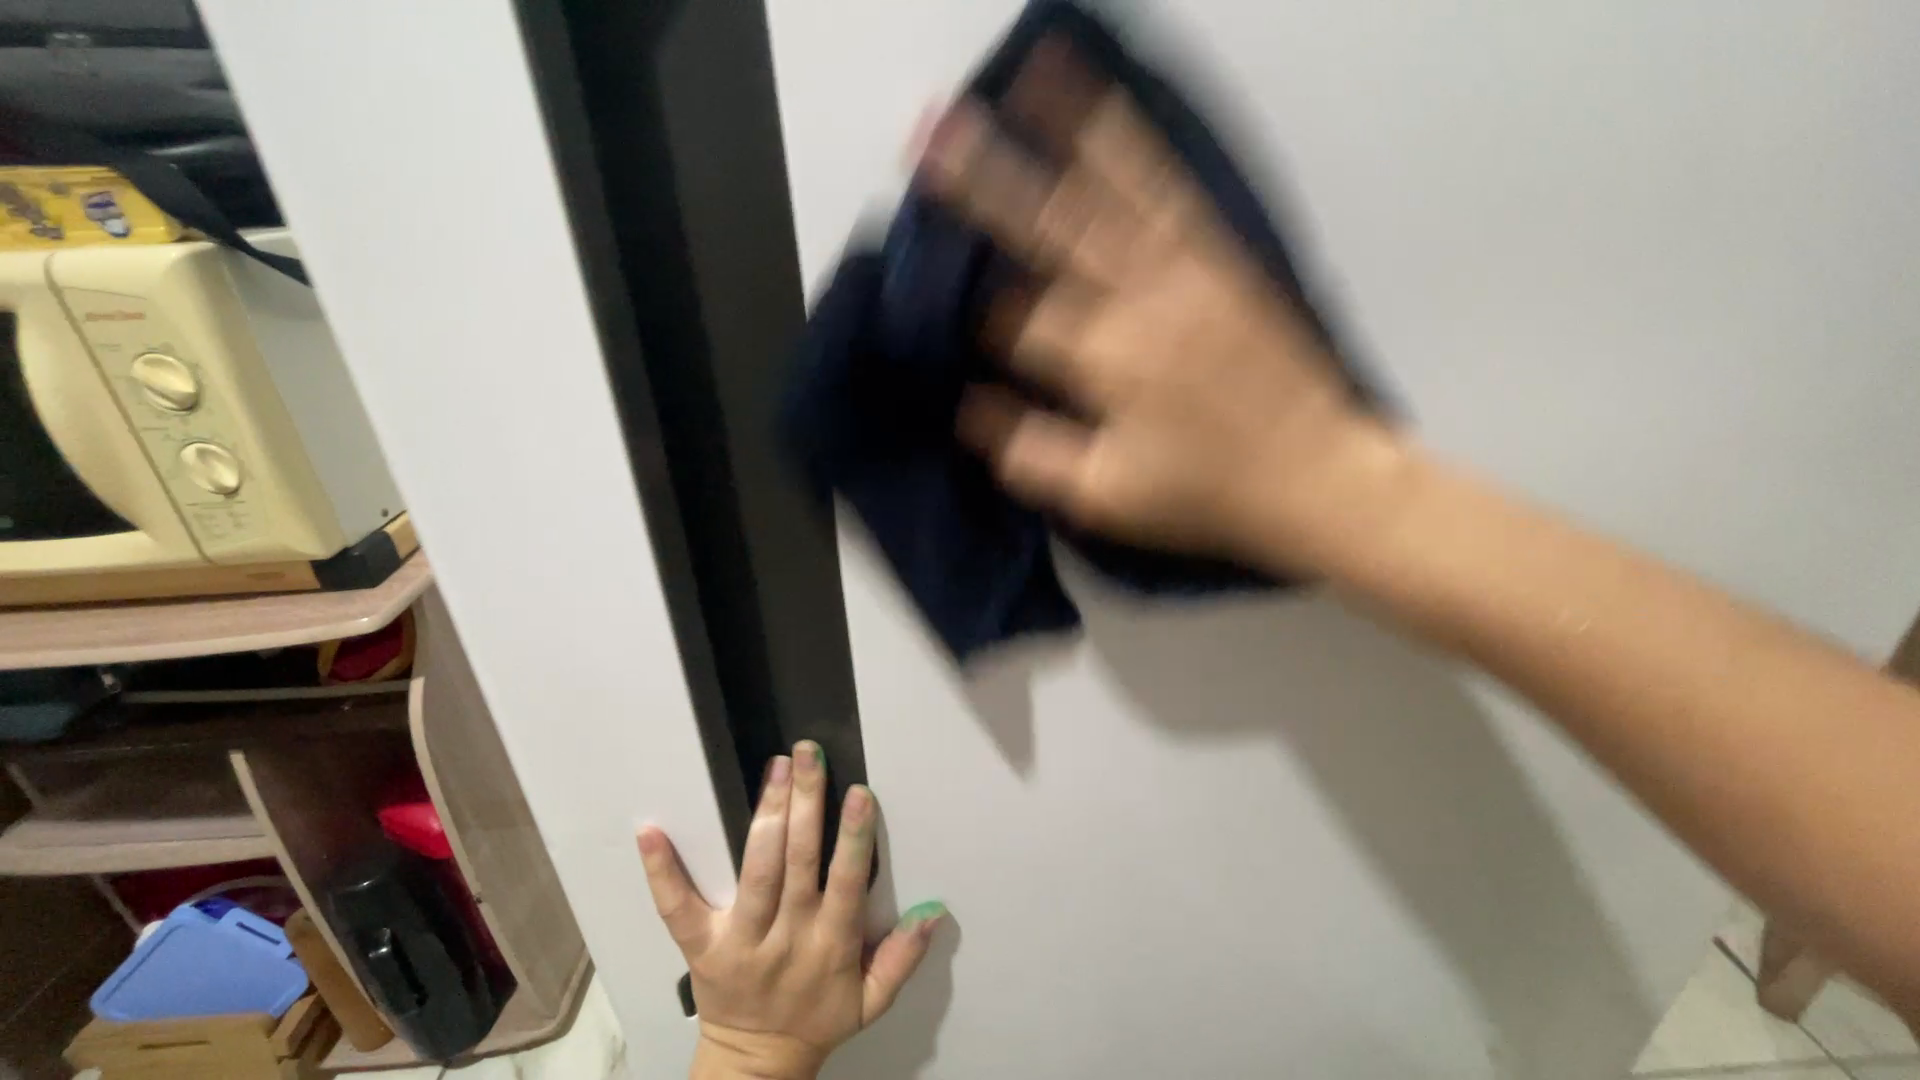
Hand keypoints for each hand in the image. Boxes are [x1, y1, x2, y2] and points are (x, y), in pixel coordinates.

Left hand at [638, 742, 945, 1079]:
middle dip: (805, 804)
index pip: (845, 883)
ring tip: (776, 768)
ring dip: (766, 815)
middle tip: (809, 755)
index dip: (852, 839)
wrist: (757, 1062)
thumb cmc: (819, 1018)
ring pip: (755, 870)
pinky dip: (662, 870)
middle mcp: (785, 936)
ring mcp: (738, 940)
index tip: (858, 793)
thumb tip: (934, 911)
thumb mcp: (872, 1000)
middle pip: (798, 862)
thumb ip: (902, 957)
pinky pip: (675, 907)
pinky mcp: (699, 945)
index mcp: (829, 945)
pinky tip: (652, 831)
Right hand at [918, 40, 1410, 572]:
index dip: (982, 320)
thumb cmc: (1205, 491)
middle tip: (930, 134)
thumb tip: (970, 405)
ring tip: (1018, 79)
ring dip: (1054, 132)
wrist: (1316, 473)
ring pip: (1105, 190)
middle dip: (982, 181)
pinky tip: (1104, 106)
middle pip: (1046, 228)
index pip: (1016, 321)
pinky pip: (1166, 187)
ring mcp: (1181, 268)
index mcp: (1102, 362)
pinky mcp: (1217, 254)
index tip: (961, 320)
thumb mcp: (1104, 495)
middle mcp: (1136, 299)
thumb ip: (1028, 450)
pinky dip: (1130, 142)